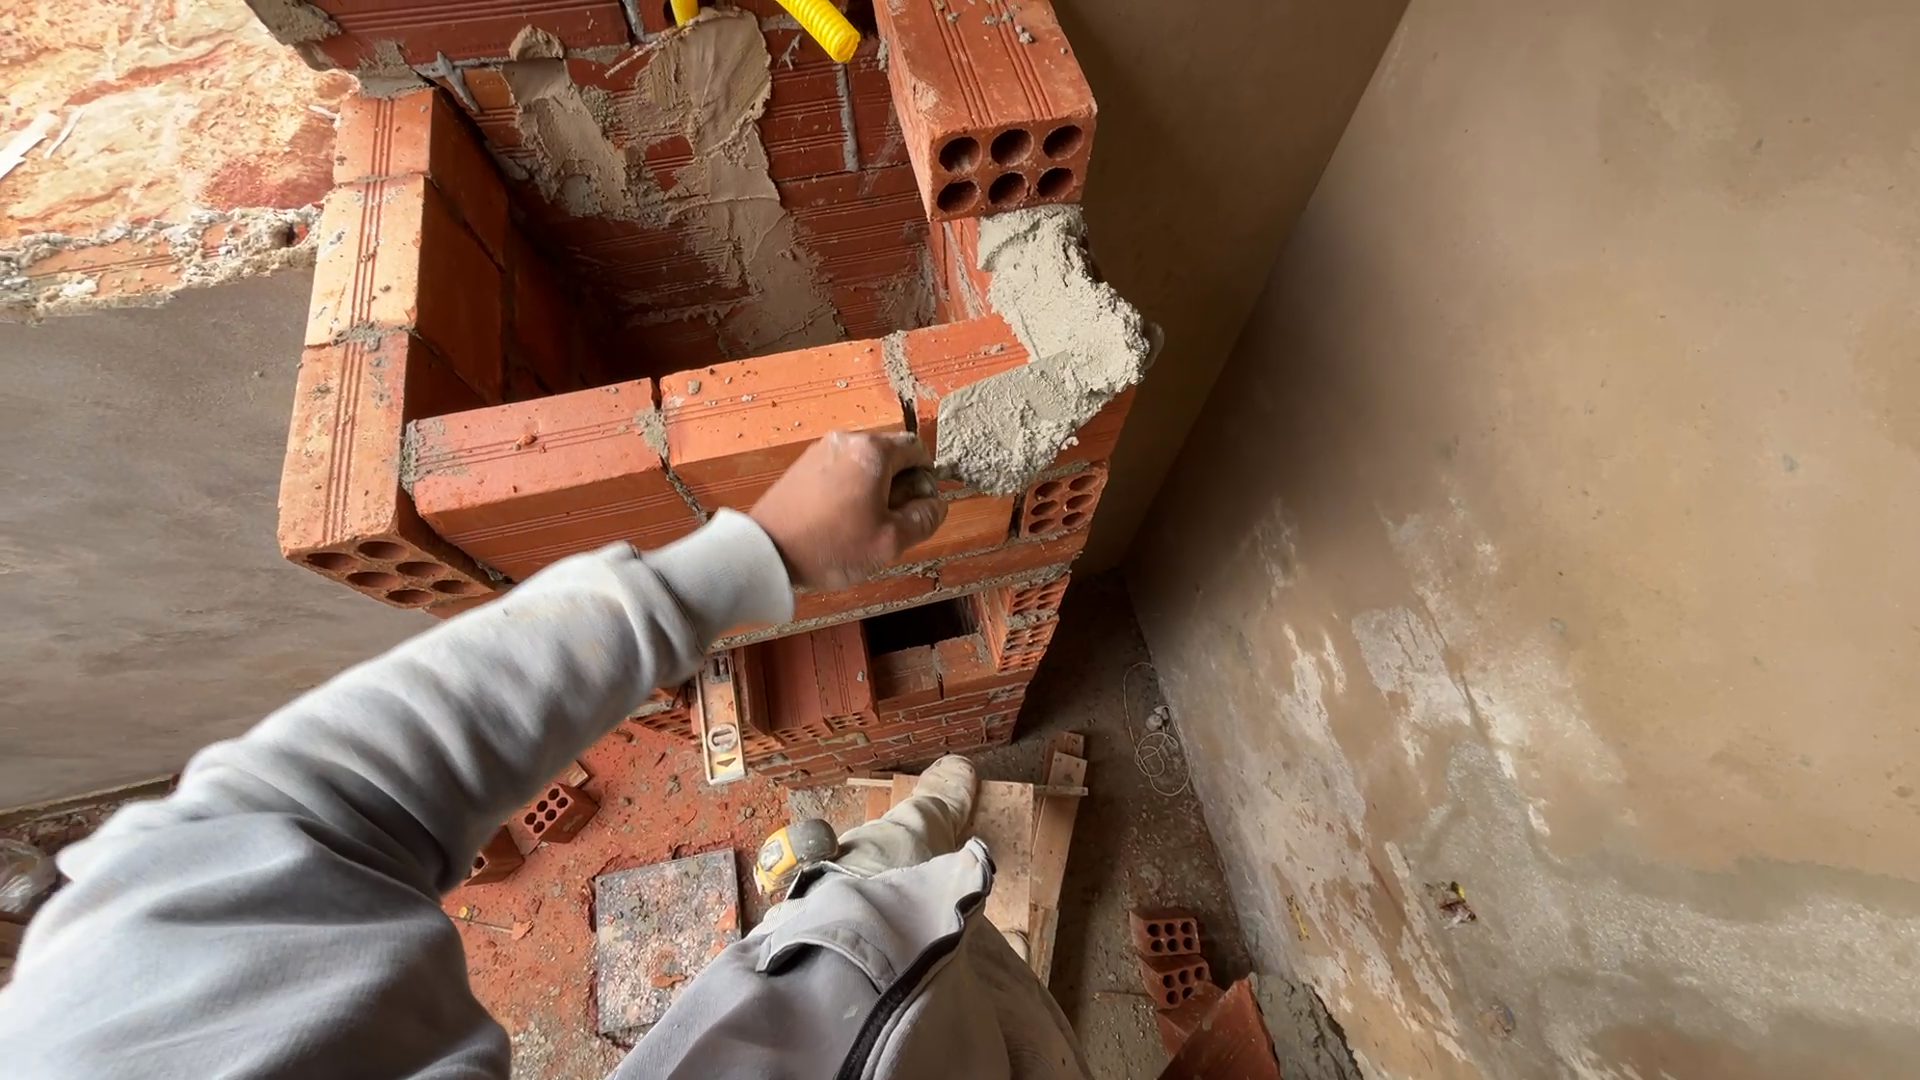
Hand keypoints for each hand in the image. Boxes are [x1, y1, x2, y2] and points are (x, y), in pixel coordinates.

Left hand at [750, 432, 947, 589]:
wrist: (767, 551)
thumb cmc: (831, 545)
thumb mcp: (891, 541)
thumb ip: (924, 519)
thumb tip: (937, 504)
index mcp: (873, 450)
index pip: (918, 450)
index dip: (926, 481)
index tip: (917, 510)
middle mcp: (848, 440)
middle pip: (892, 456)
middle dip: (900, 487)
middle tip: (890, 523)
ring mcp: (821, 450)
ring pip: (866, 466)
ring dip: (875, 491)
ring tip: (862, 527)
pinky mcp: (803, 466)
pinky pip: (842, 472)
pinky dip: (851, 492)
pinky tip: (840, 522)